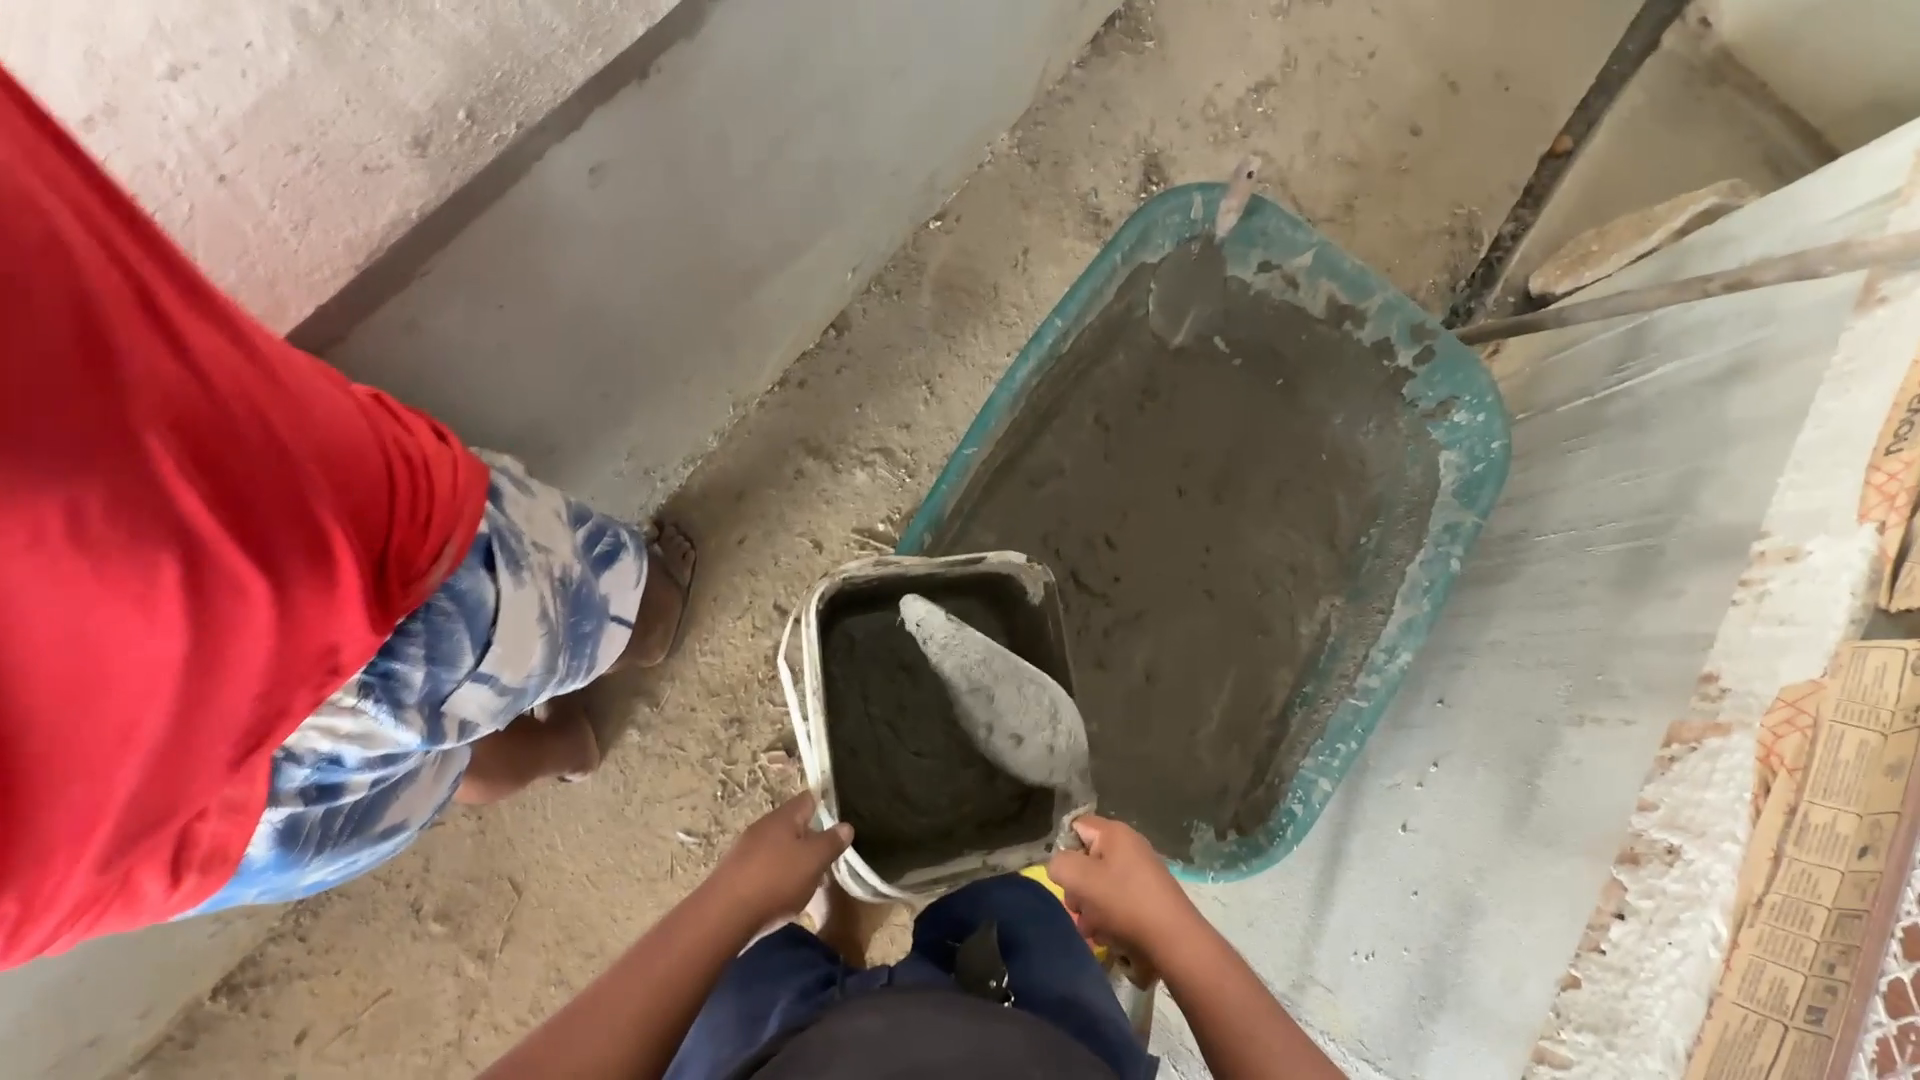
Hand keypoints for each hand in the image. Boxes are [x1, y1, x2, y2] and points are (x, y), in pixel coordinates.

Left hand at [705, 793, 853, 928]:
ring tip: (812, 878)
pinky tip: (785, 894)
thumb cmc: (776, 880)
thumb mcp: (814, 861)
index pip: (808, 799)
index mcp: (783, 817)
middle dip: (812, 837)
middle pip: (794, 824)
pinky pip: (766, 866)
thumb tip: (846, 825)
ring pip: (780, 847)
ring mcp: (747, 849)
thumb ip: (831, 842)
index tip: (841, 818)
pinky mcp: (737, 872)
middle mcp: (763, 826)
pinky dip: (779, 875)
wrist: (724, 916)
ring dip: (796, 859)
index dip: (826, 806)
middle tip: (830, 855)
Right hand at [1046, 815, 1199, 965]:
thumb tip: (1061, 868)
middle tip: (1079, 908)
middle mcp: (1129, 848)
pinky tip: (1110, 936)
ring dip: (1090, 910)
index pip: (1075, 827)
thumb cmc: (1124, 903)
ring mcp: (1140, 874)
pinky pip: (1117, 904)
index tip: (1065, 877)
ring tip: (1095, 930)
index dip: (1064, 851)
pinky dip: (1109, 919)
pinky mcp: (1147, 900)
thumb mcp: (1079, 878)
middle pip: (1086, 862)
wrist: (1174, 942)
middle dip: (1077, 889)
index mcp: (1114, 833)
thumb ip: (1059, 864)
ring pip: (1099, 888)